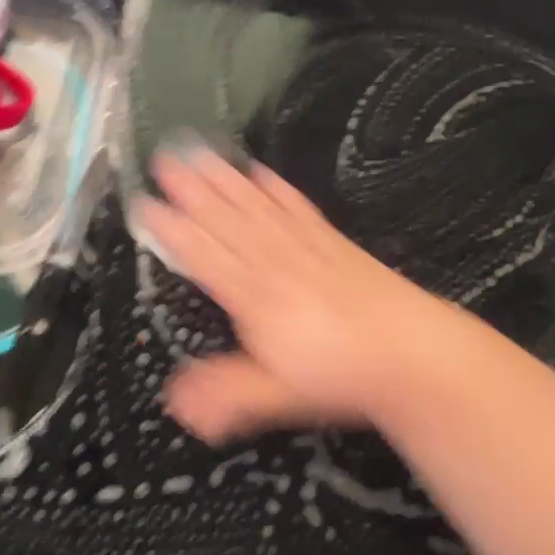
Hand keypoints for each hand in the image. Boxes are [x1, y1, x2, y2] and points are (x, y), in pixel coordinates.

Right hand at [136, 145, 474, 443]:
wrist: (410, 352)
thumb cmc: (340, 376)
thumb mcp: (278, 396)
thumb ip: (226, 393)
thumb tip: (175, 401)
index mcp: (256, 296)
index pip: (205, 256)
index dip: (172, 230)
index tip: (144, 203)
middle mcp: (275, 261)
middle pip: (227, 220)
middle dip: (192, 189)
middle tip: (164, 158)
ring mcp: (305, 247)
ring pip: (257, 206)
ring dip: (226, 179)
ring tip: (201, 153)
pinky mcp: (332, 242)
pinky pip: (297, 208)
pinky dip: (276, 188)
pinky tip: (262, 172)